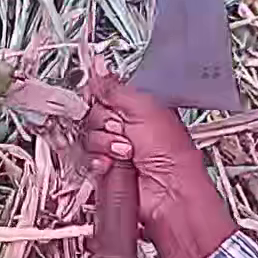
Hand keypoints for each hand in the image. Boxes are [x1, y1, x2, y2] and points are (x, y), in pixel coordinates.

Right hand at [81, 77, 236, 257]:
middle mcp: (125, 127)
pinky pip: (87, 158)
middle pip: (92, 115)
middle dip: (104, 123)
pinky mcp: (105, 167)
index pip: (104, 94)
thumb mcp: (143, 109)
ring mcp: (114, 148)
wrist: (167, 191)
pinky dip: (98, 161)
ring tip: (125, 152)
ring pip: (88, 137)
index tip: (100, 100)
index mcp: (137, 107)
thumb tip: (97, 67)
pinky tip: (113, 164)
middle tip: (122, 130)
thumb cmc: (170, 153)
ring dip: (104, 144)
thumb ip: (115, 88)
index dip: (100, 98)